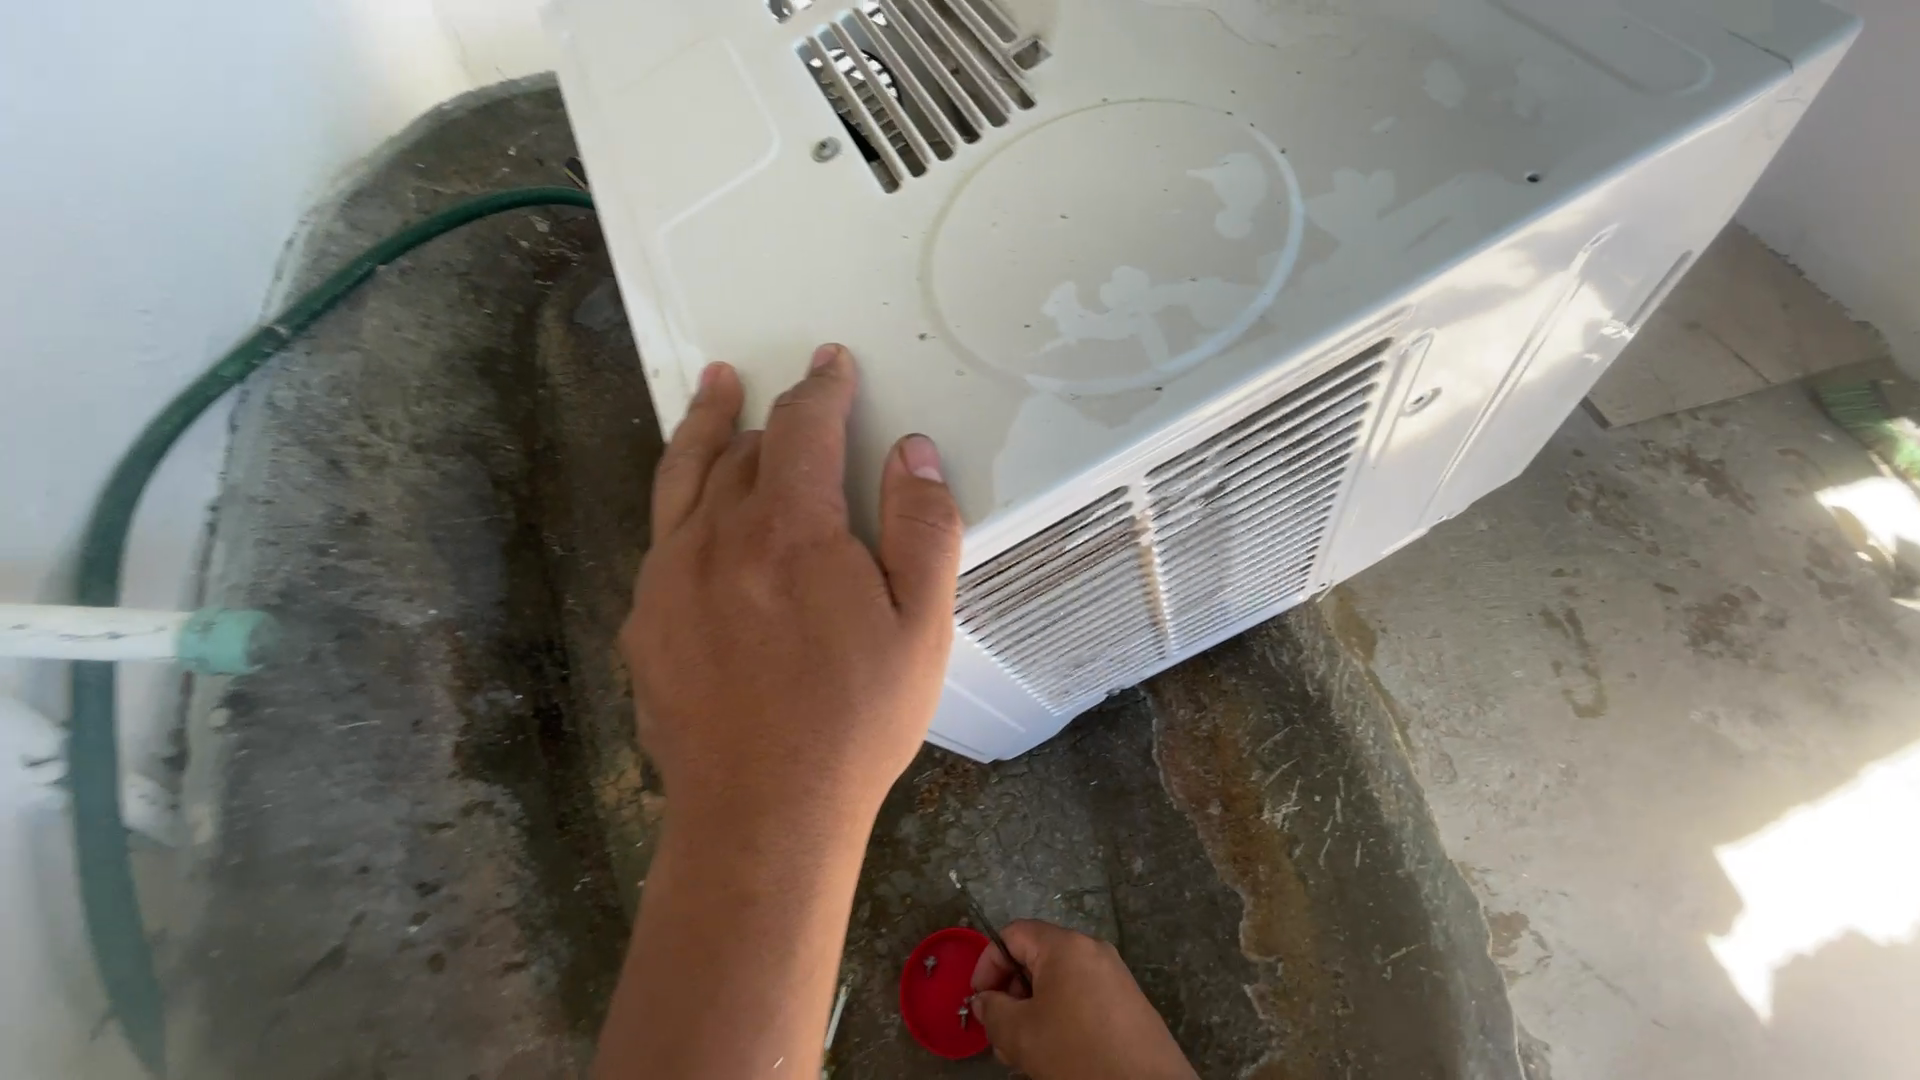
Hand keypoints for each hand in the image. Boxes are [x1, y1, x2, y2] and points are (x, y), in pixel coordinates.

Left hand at [619, 343, 963, 824]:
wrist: (762, 815)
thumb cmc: (856, 720)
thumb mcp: (921, 625)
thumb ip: (923, 527)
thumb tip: (912, 451)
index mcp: (790, 529)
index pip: (804, 428)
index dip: (823, 388)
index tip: (833, 362)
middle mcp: (717, 537)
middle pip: (742, 447)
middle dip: (776, 413)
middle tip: (794, 391)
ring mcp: (668, 578)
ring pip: (687, 478)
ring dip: (708, 429)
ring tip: (714, 390)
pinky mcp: (646, 620)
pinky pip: (665, 534)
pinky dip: (686, 498)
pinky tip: (698, 507)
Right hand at [971, 920, 1197, 1079]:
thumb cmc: (1078, 1053)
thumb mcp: (1021, 1034)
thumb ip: (992, 1011)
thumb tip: (984, 1000)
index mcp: (1065, 945)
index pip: (1013, 935)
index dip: (988, 964)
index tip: (979, 1002)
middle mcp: (1091, 949)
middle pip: (1036, 958)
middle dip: (1012, 995)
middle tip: (1002, 1036)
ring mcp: (1114, 975)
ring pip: (1058, 983)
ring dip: (1034, 1012)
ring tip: (1026, 1054)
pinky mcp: (1128, 1002)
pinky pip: (1082, 998)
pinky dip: (1061, 1018)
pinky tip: (1057, 1054)